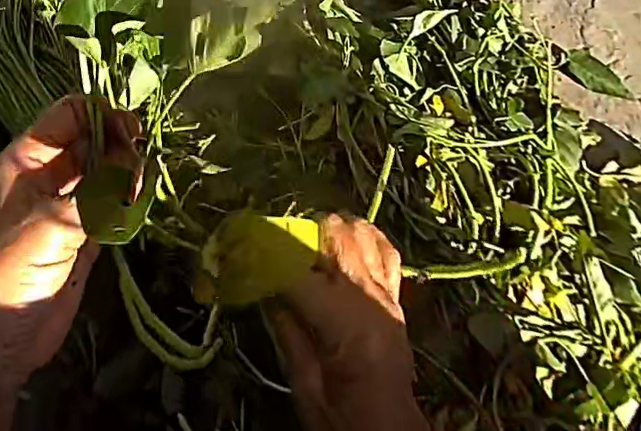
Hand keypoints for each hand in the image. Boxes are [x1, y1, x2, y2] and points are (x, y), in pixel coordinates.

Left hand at [0, 96, 138, 430]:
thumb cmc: (5, 271)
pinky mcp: (85, 233)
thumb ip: (95, 189)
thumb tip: (133, 157)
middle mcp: (50, 173)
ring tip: (137, 190)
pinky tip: (136, 204)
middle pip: (93, 138)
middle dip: (120, 143)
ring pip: (107, 169)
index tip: (130, 131)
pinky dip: (128, 199)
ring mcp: (68, 202)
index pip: (71, 114)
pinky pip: (113, 202)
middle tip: (138, 165)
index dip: (101, 114)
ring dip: (127, 172)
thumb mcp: (49, 222)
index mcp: (29, 157)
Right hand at [268, 214, 429, 430]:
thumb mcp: (305, 386)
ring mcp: (386, 293)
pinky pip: (384, 250)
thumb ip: (286, 331)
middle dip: (301, 231)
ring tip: (310, 242)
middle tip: (278, 245)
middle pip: (334, 233)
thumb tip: (263, 288)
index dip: (267, 255)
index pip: (297, 269)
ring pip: (360, 231)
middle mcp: (368, 297)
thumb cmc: (345, 420)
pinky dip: (364, 238)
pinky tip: (346, 243)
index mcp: (344, 321)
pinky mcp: (396, 297)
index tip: (244, 248)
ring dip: (332, 228)